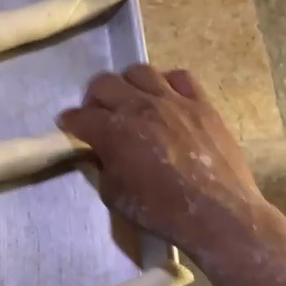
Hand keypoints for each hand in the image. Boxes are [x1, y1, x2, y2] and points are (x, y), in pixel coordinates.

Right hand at [58, 65, 270, 263]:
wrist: (216, 213)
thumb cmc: (159, 210)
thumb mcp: (113, 194)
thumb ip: (102, 165)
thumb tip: (101, 151)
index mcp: (113, 133)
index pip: (79, 116)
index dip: (69, 121)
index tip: (69, 126)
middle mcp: (139, 108)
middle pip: (104, 83)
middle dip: (93, 98)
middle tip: (98, 114)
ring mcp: (173, 101)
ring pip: (139, 71)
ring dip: (128, 85)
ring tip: (132, 102)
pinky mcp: (201, 103)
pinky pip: (180, 77)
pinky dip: (166, 84)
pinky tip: (166, 100)